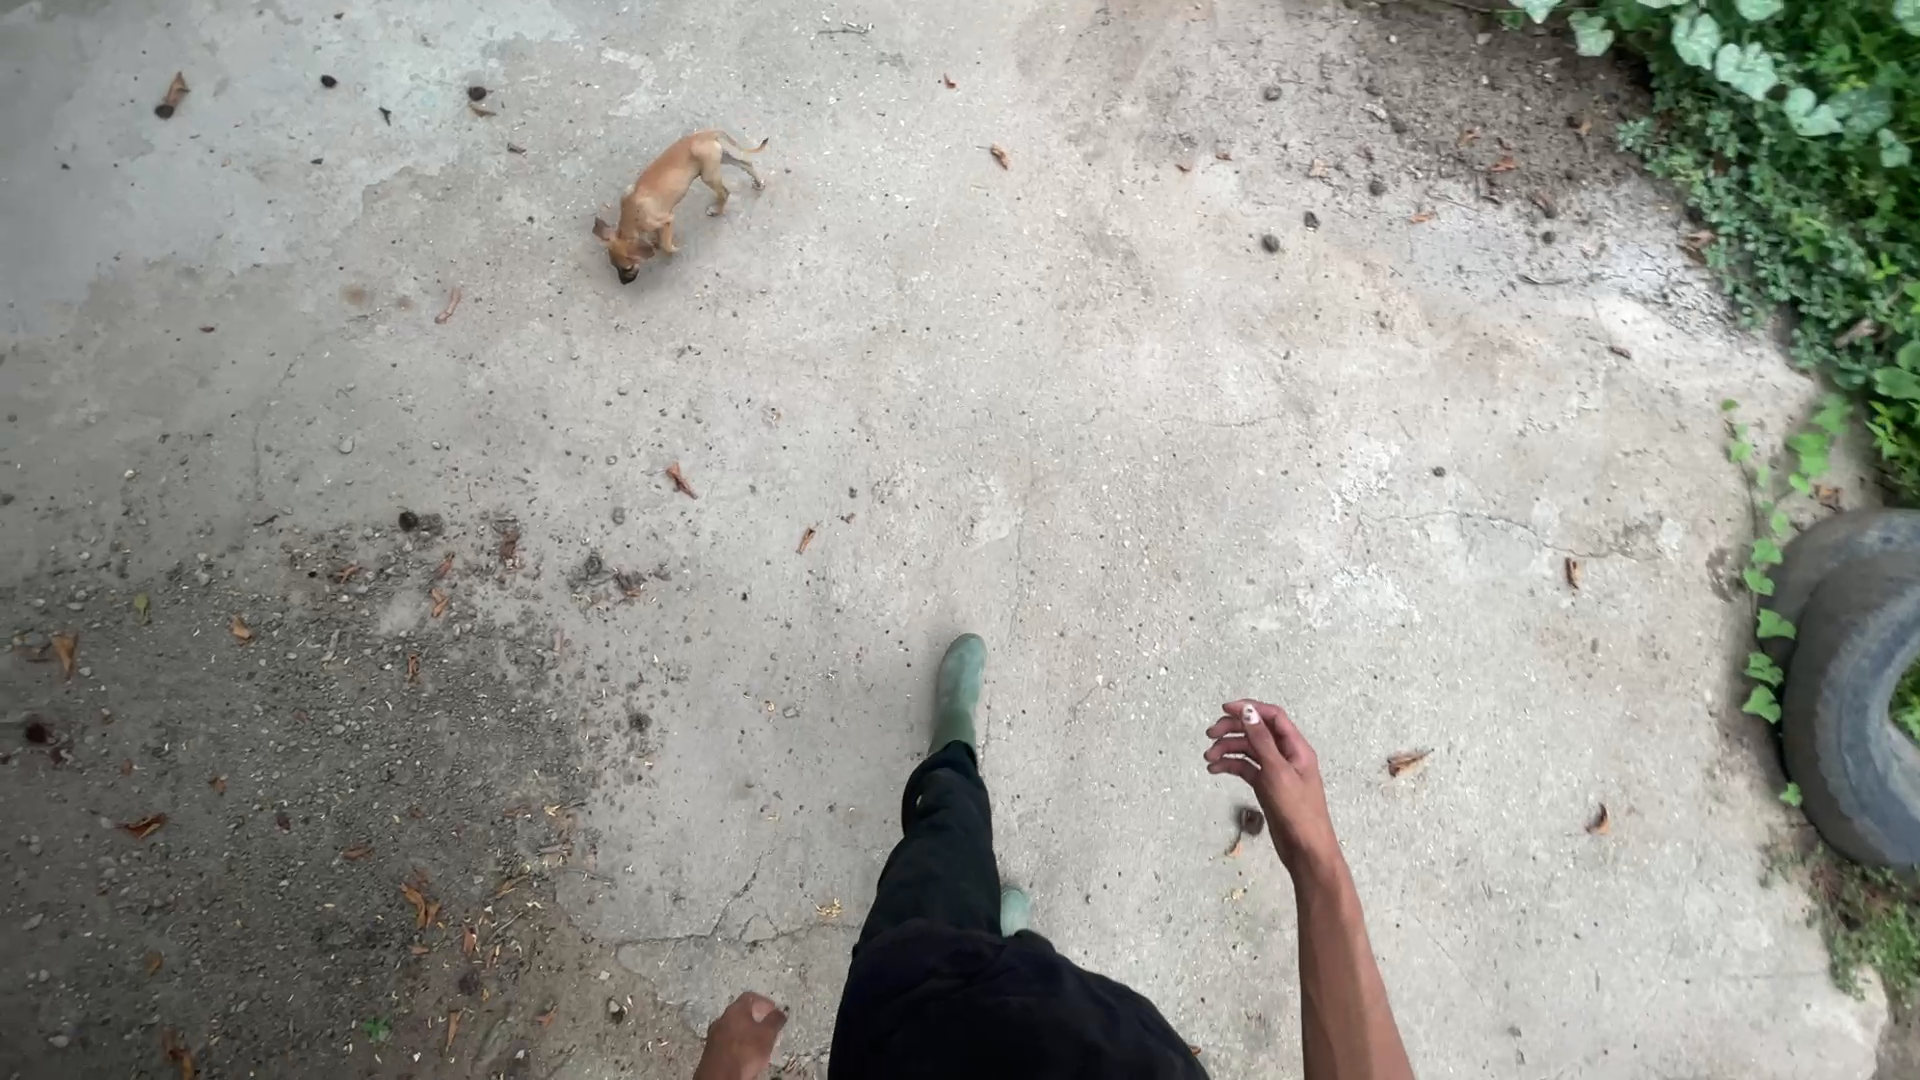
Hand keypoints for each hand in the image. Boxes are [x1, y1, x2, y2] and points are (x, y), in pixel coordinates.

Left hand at [692, 992, 786, 1079]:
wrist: (720, 1078)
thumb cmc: (745, 1052)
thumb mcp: (767, 1034)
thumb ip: (775, 1020)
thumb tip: (781, 1011)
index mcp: (735, 1010)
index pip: (750, 997)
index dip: (763, 1002)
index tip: (773, 1010)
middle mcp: (721, 1019)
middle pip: (739, 1012)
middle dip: (754, 1018)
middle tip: (766, 1026)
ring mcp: (713, 1036)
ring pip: (732, 1028)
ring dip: (744, 1032)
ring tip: (756, 1043)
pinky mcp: (709, 1053)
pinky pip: (726, 1042)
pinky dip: (736, 1044)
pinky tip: (743, 1054)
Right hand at [1205, 699, 1341, 879]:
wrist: (1306, 850)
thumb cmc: (1297, 811)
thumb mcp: (1278, 771)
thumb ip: (1262, 740)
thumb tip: (1248, 711)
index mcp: (1295, 748)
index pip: (1272, 717)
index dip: (1249, 709)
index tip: (1224, 710)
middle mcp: (1285, 755)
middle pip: (1256, 731)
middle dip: (1232, 729)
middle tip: (1210, 734)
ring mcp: (1275, 770)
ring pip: (1248, 749)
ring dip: (1227, 749)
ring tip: (1209, 757)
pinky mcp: (1266, 785)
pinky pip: (1245, 767)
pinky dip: (1230, 765)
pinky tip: (1215, 770)